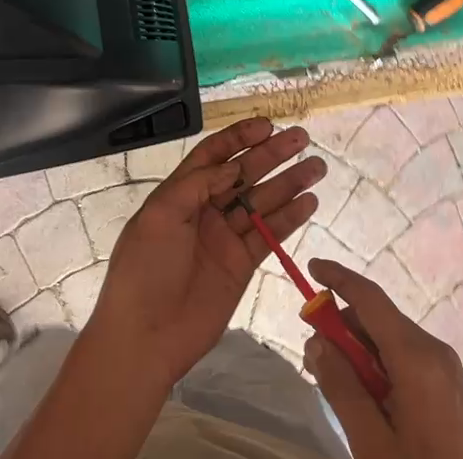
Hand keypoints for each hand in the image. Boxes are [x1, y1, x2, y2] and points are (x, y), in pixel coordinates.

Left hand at [86, 118, 324, 384]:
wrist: (145, 336)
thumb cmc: (144, 270)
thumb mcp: (159, 217)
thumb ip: (196, 186)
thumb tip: (231, 169)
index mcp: (180, 194)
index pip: (213, 155)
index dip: (239, 138)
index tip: (266, 125)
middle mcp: (205, 210)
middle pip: (244, 174)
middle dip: (272, 154)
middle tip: (302, 138)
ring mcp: (225, 238)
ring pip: (262, 202)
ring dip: (289, 183)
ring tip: (317, 166)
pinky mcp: (242, 265)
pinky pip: (270, 235)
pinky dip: (290, 218)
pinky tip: (309, 201)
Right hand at [302, 259, 462, 458]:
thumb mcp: (372, 441)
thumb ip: (342, 388)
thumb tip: (317, 342)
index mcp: (417, 356)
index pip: (371, 299)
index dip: (339, 279)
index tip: (310, 267)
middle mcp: (435, 351)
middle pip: (379, 321)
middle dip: (342, 329)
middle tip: (313, 359)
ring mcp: (448, 370)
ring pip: (392, 342)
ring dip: (360, 353)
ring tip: (336, 387)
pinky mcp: (452, 389)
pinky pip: (408, 361)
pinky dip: (380, 368)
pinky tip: (366, 399)